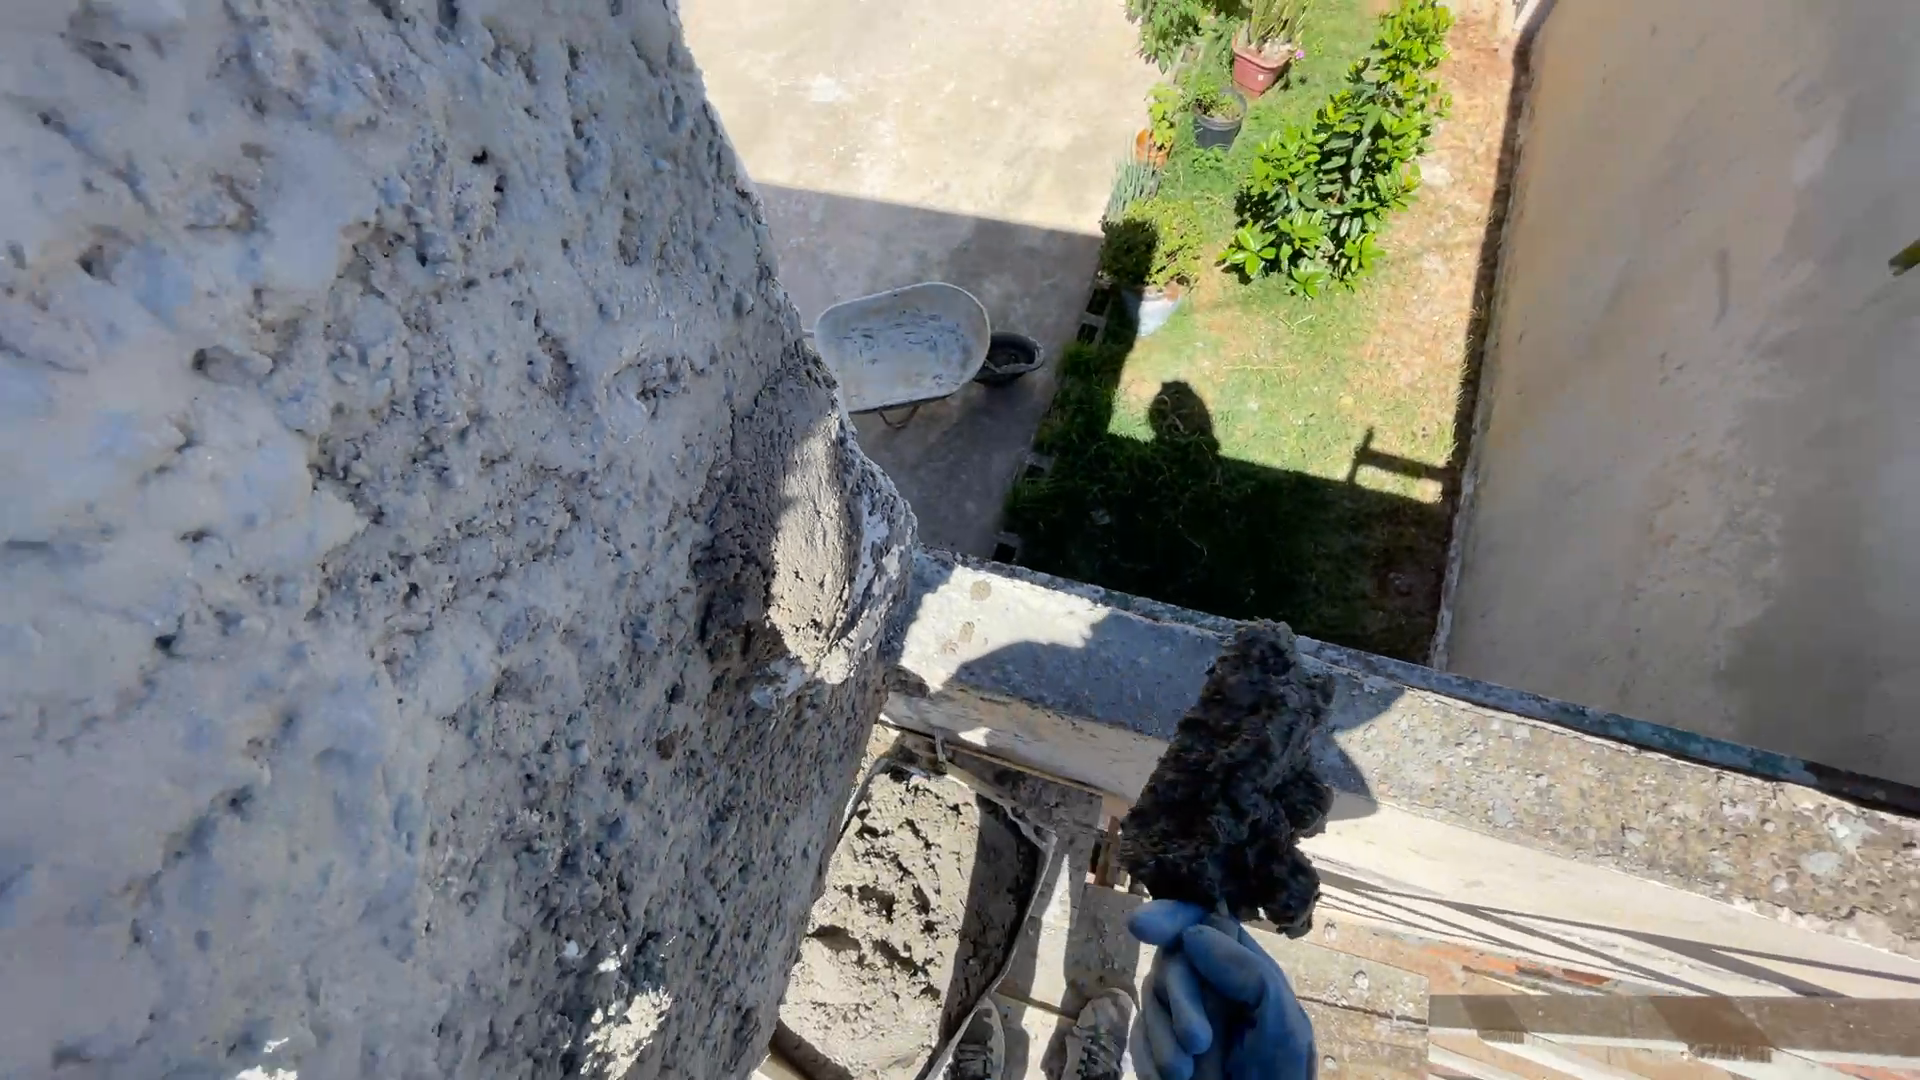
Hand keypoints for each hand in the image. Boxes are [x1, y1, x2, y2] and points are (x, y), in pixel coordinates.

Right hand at [1127, 900, 1316, 1079]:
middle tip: (1197, 1042)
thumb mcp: (1283, 1030)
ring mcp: (1183, 1016)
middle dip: (1180, 998)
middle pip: (1175, 958)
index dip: (1172, 915)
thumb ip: (1249, 974)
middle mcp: (1213, 987)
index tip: (1140, 927)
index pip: (1205, 920)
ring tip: (1185, 1077)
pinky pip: (1140, 1032)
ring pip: (1152, 995)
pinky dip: (1151, 1054)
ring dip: (1164, 1035)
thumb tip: (1194, 934)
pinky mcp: (1160, 1047)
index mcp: (1246, 973)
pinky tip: (1171, 1079)